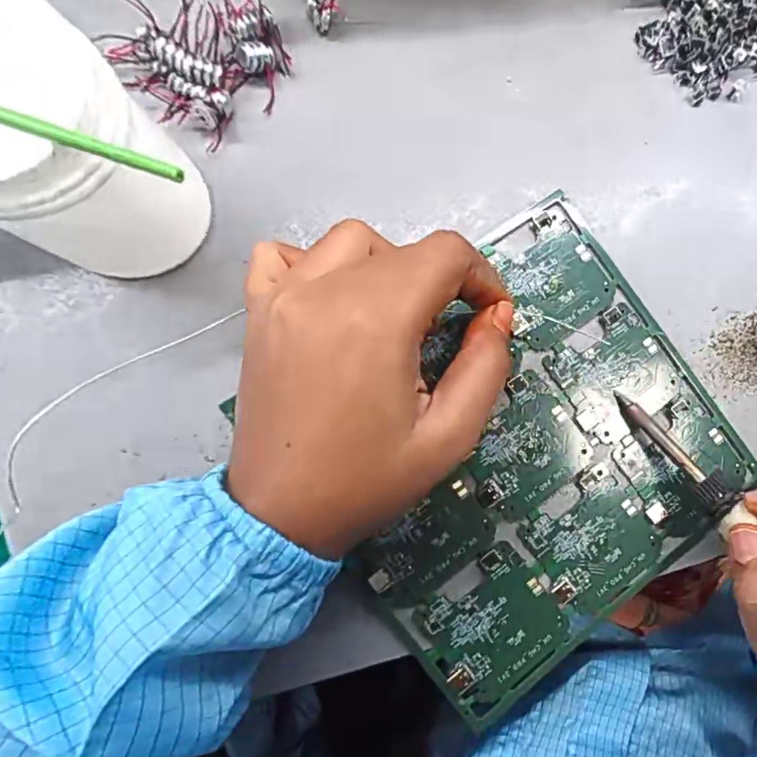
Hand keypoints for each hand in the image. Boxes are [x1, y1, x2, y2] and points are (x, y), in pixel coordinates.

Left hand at [227, 221, 514, 558]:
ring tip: (396, 321)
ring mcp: (284, 298)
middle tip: (445, 338)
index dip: (483, 278)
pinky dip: (320, 265)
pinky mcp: (260, 313)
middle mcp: (325, 293)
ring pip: (351, 241)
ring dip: (389, 267)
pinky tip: (337, 304)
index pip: (446, 254)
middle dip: (442, 283)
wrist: (284, 514)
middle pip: (404, 248)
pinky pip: (288, 255)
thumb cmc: (366, 483)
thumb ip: (486, 368)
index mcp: (376, 321)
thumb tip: (495, 318)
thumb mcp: (450, 437)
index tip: (488, 317)